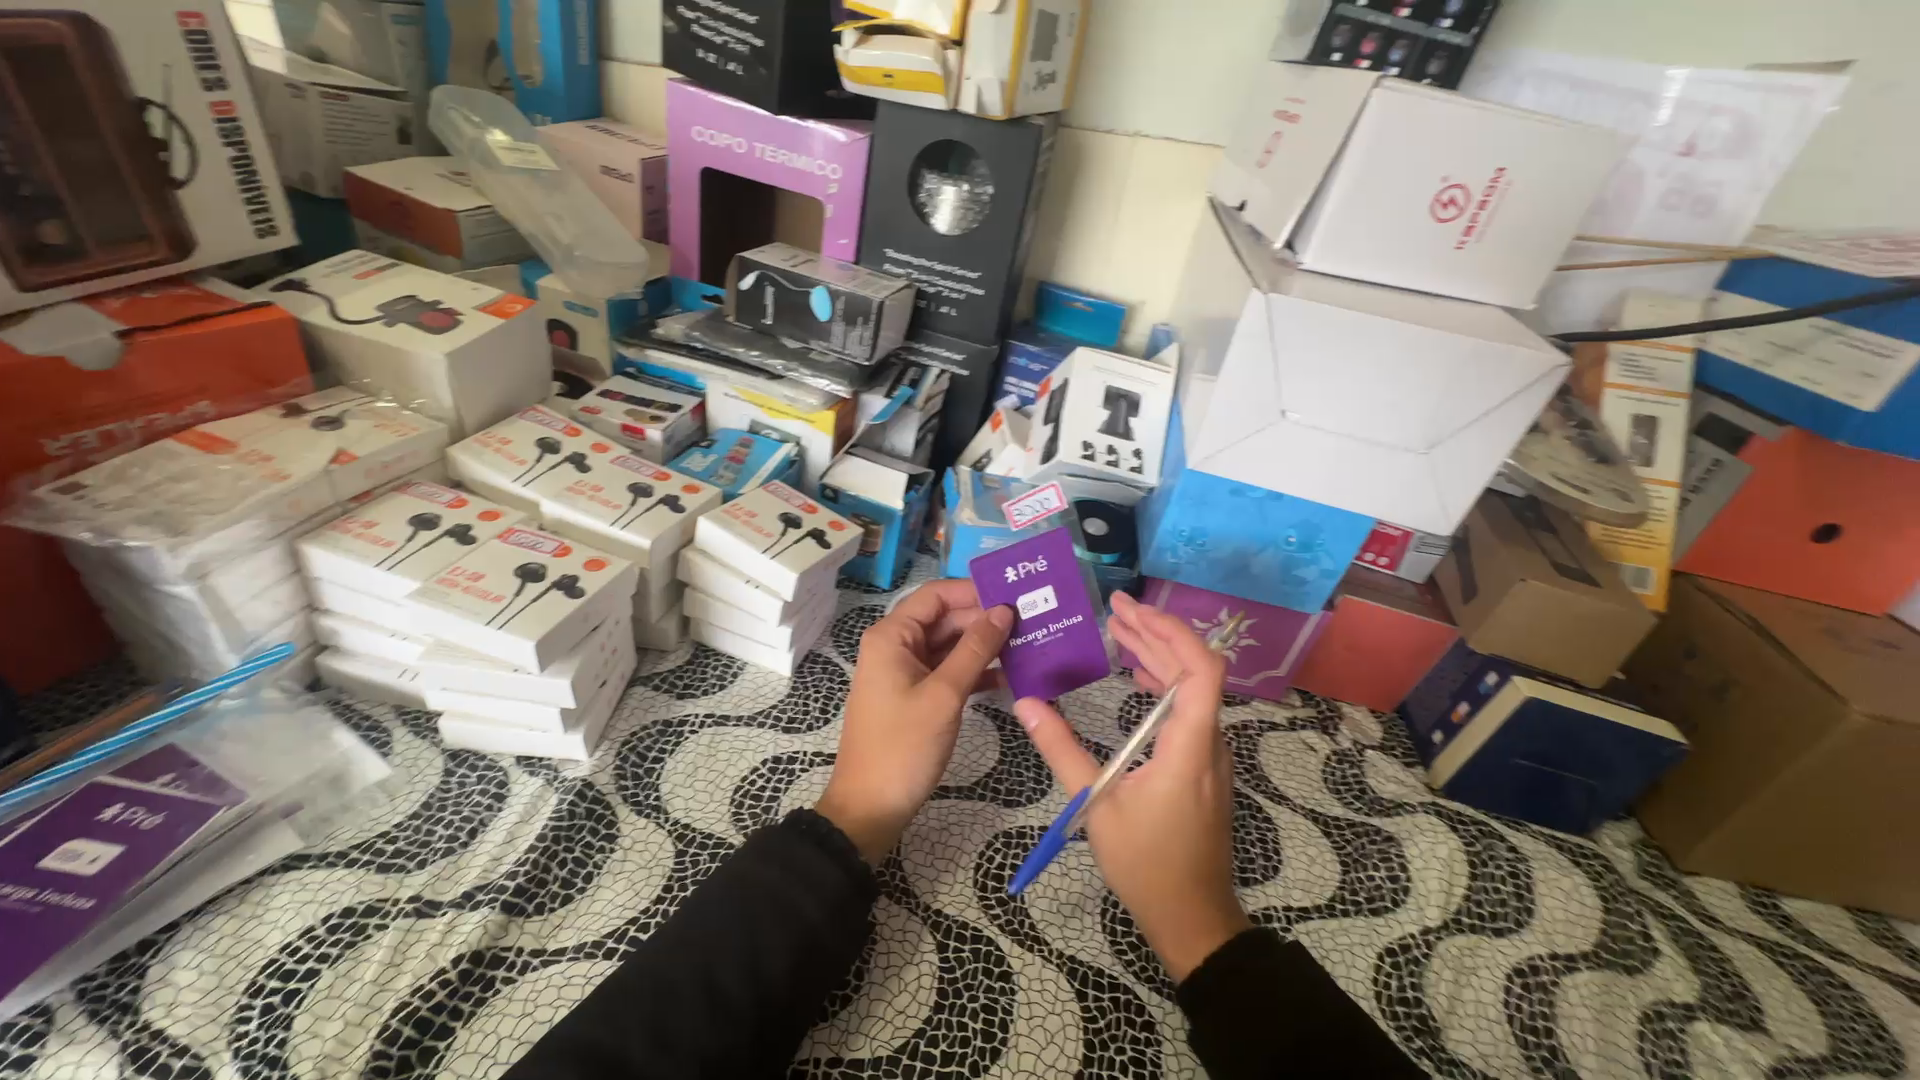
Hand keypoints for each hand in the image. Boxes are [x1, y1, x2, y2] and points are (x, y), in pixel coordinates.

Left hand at [818, 579, 1013, 863]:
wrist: (871, 806)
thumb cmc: (904, 746)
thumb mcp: (945, 695)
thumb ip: (975, 649)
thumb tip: (1003, 610)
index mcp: (892, 636)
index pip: (936, 595)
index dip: (974, 592)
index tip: (1015, 597)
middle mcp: (895, 646)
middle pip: (944, 619)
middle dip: (984, 619)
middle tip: (1032, 621)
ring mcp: (904, 672)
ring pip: (948, 646)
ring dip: (983, 646)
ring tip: (1028, 645)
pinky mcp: (914, 696)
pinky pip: (947, 671)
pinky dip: (974, 672)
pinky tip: (1009, 677)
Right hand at [1013, 590, 1249, 980]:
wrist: (1192, 916)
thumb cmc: (1146, 863)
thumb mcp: (1096, 804)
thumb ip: (1062, 749)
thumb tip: (1028, 703)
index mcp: (1190, 744)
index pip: (1199, 668)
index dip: (1168, 631)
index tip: (1127, 610)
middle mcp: (1209, 740)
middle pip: (1193, 669)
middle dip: (1155, 633)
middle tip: (1113, 611)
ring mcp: (1211, 753)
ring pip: (1194, 688)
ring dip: (1159, 656)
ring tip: (1119, 634)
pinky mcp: (1203, 766)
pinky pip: (1190, 709)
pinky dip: (1164, 683)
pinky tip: (1138, 678)